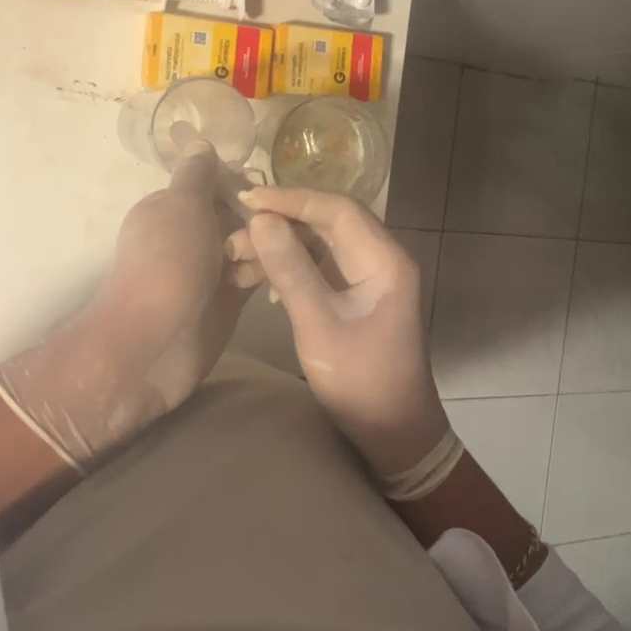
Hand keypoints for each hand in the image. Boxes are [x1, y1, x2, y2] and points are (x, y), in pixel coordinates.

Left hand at [0, 144, 252, 472]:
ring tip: (278, 256)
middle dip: (263, 216)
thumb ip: (197, 174)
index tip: (269, 190)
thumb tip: (199, 140)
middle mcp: (191, 234)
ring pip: (252, 244)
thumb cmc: (166, 264)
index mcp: (172, 207)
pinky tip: (287, 273)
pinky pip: (257, 274)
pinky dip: (270, 271)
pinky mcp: (228, 299)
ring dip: (269, 245)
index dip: (244, 183)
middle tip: (278, 228)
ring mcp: (210, 269)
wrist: (152, 345)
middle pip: (239, 212)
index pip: (217, 182)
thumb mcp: (181, 205)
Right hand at [235, 186, 451, 485]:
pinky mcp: (357, 295)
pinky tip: (262, 277)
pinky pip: (323, 264)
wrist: (394, 432)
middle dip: (283, 220)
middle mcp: (381, 258)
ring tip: (239, 254)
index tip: (248, 199)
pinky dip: (293, 264)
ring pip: (323, 242)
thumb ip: (291, 270)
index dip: (292, 199)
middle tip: (236, 229)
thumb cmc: (360, 380)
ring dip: (283, 243)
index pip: (338, 209)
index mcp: (385, 260)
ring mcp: (370, 277)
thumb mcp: (318, 324)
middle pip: (330, 221)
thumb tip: (261, 220)